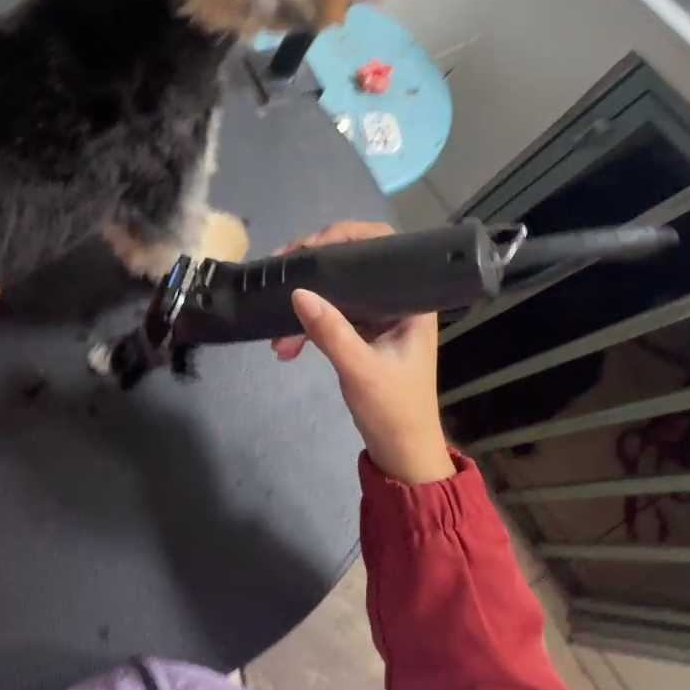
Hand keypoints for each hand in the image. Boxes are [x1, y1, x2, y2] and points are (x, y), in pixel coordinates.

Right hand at [271, 222, 454, 484]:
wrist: (400, 453)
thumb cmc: (394, 410)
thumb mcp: (360, 370)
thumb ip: (330, 331)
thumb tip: (298, 292)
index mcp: (412, 300)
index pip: (383, 246)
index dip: (346, 235)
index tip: (310, 246)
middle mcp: (395, 300)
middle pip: (351, 263)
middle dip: (311, 267)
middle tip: (279, 270)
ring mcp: (376, 316)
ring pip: (334, 290)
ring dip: (302, 303)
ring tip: (276, 331)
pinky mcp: (359, 333)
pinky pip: (327, 314)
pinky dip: (304, 325)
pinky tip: (284, 346)